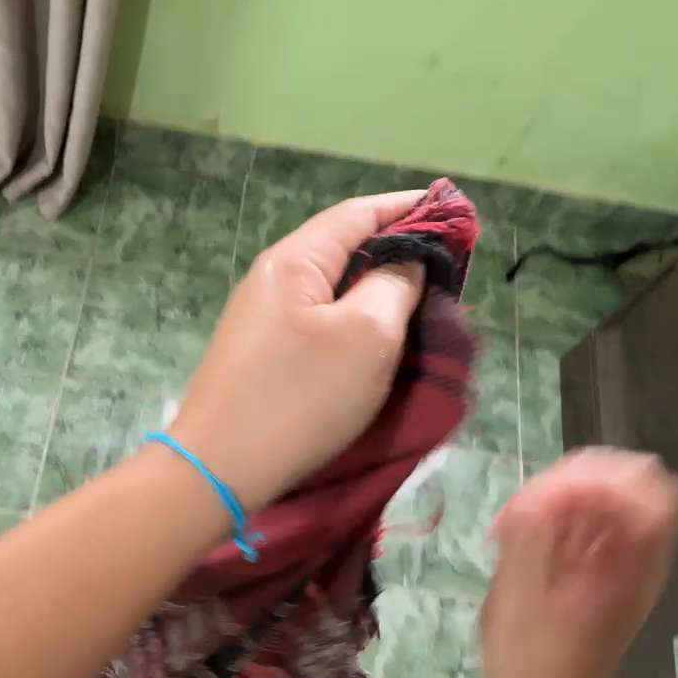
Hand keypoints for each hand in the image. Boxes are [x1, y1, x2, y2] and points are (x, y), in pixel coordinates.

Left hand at [163, 192, 428, 508]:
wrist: (218, 468)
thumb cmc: (298, 398)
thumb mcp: (366, 335)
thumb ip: (395, 284)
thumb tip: (406, 261)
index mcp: (293, 260)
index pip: (359, 213)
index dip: (412, 209)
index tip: (459, 217)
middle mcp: (269, 281)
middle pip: (343, 250)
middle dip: (397, 256)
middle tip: (449, 274)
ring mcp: (258, 322)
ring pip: (330, 293)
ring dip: (374, 296)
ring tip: (420, 310)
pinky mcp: (257, 357)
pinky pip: (314, 326)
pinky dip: (349, 327)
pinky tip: (372, 344)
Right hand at [480, 449, 677, 677]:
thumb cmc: (529, 664)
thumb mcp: (517, 602)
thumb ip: (530, 541)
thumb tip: (537, 494)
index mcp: (629, 563)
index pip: (636, 486)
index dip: (581, 480)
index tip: (532, 510)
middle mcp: (638, 555)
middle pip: (627, 479)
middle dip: (568, 481)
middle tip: (522, 512)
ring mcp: (622, 561)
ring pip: (607, 494)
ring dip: (558, 495)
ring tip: (518, 524)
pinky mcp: (600, 569)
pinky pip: (589, 520)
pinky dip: (555, 515)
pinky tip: (525, 537)